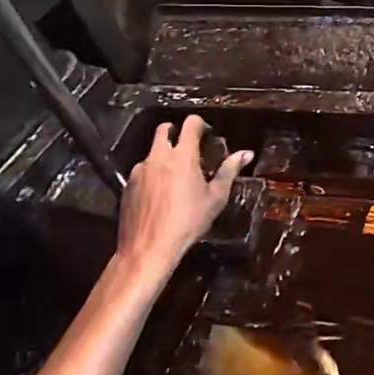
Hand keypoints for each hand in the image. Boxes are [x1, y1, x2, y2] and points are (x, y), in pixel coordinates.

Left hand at [116, 116, 251, 276]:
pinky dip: (151, 174)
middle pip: (164, 129)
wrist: (148, 250)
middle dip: (175, 131)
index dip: (200, 124)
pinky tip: (159, 194)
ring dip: (163, 156)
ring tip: (174, 176)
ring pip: (152, 152)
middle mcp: (158, 157)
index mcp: (182, 156)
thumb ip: (229, 171)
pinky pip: (142, 171)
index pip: (190, 124)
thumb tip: (246, 153)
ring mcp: (140, 171)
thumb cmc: (188, 222)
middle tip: (187, 147)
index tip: (206, 133)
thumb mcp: (215, 198)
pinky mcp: (127, 186)